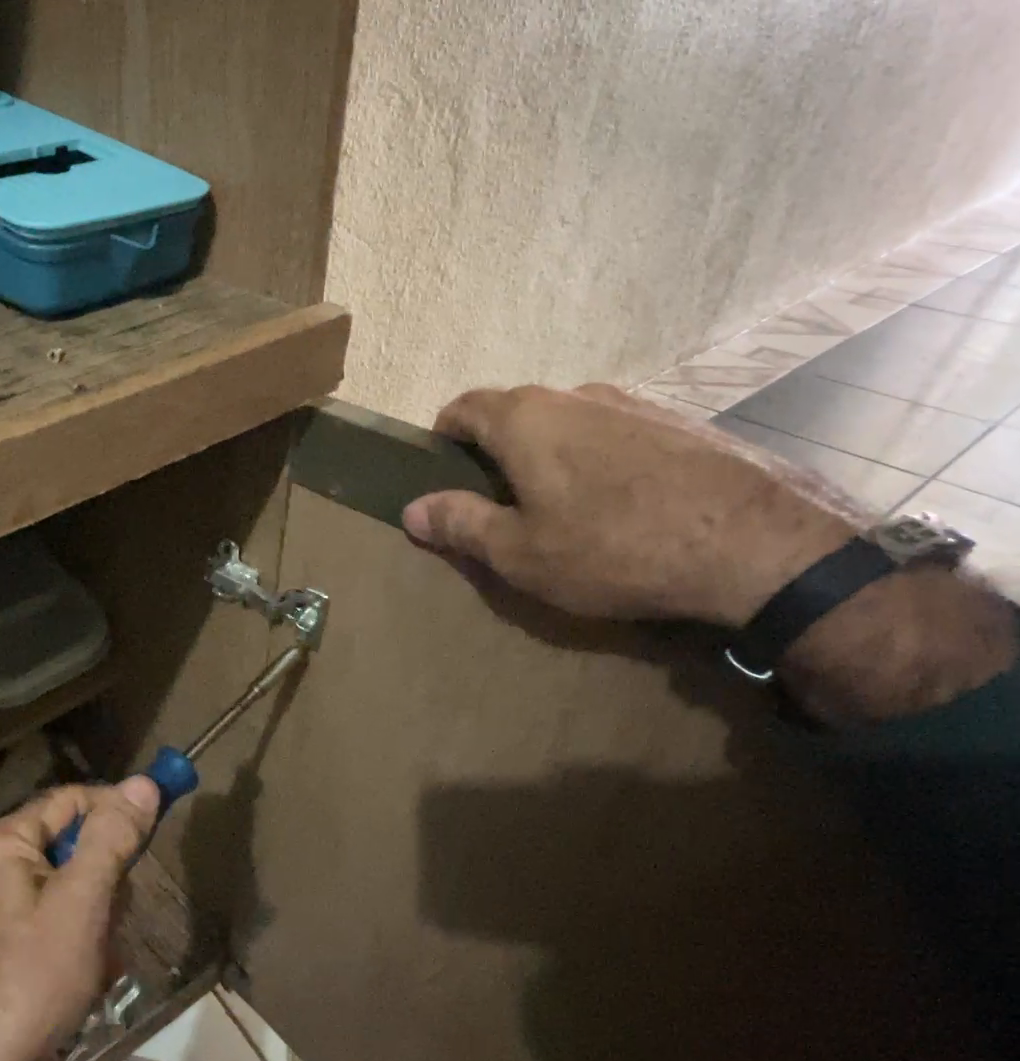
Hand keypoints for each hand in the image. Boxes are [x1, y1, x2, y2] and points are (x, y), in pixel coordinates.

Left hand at [0, 778, 159, 1060]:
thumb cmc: (29, 978)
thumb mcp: (80, 903)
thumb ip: (111, 841)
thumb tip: (144, 781)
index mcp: (7, 843)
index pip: (72, 800)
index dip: (115, 809)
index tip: (154, 830)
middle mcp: (0, 867)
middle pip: (76, 848)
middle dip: (106, 883)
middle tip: (112, 917)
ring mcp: (5, 911)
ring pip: (76, 893)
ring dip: (100, 923)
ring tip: (97, 960)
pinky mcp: (13, 950)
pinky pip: (63, 929)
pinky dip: (84, 951)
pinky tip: (86, 982)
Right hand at [402, 384, 1015, 721]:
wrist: (761, 547)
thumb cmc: (613, 548)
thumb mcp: (518, 552)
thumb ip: (459, 523)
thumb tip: (412, 509)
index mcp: (525, 418)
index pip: (462, 407)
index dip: (442, 437)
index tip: (443, 474)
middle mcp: (576, 395)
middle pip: (516, 412)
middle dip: (496, 450)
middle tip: (498, 502)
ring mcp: (636, 405)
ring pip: (570, 423)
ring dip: (552, 455)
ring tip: (564, 508)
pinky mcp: (685, 424)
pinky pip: (619, 435)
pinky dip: (602, 461)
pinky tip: (623, 507)